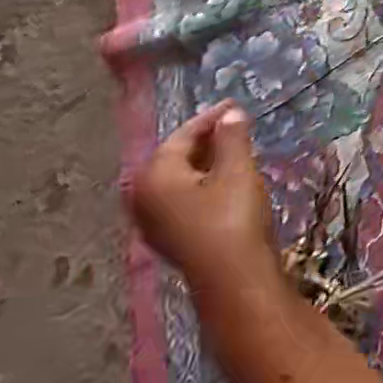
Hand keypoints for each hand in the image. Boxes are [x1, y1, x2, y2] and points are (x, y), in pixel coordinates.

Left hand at [128, 102, 277, 291]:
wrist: (233, 276)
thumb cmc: (233, 217)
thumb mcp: (237, 171)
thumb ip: (232, 138)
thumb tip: (230, 114)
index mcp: (155, 177)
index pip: (180, 137)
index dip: (209, 119)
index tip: (234, 106)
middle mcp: (144, 198)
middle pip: (173, 159)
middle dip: (203, 140)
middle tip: (233, 125)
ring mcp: (155, 222)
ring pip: (178, 180)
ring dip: (203, 162)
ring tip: (233, 149)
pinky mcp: (172, 238)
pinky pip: (183, 198)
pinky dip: (202, 182)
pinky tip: (224, 181)